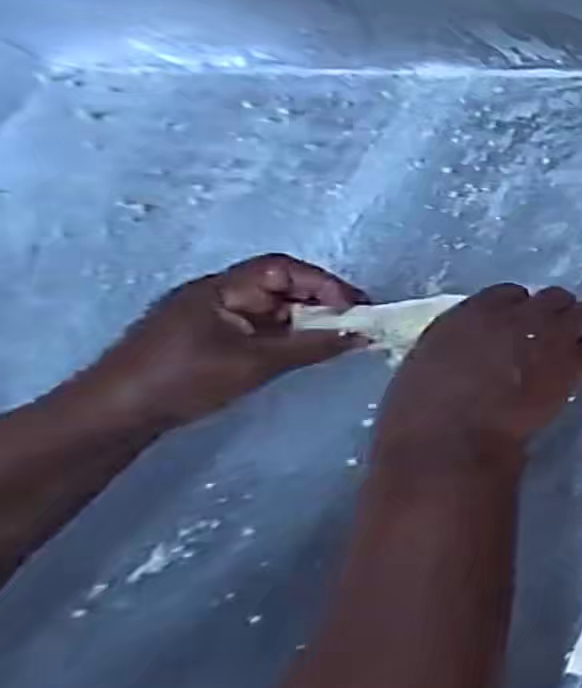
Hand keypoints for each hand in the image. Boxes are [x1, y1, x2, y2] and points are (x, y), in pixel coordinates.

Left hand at [77, 253, 367, 430]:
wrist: (110, 418)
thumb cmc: (182, 380)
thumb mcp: (257, 363)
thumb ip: (315, 346)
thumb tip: (364, 335)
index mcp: (219, 290)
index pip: (282, 269)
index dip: (323, 283)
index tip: (352, 309)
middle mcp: (216, 295)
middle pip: (282, 285)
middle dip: (322, 301)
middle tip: (355, 324)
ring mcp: (212, 317)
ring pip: (275, 307)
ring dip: (309, 320)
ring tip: (337, 339)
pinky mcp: (211, 338)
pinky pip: (262, 325)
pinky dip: (291, 333)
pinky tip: (306, 349)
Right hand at [375, 284, 581, 474]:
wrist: (455, 440)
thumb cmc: (423, 410)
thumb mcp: (431, 359)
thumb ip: (464, 340)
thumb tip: (482, 344)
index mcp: (475, 312)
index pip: (511, 293)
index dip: (520, 308)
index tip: (520, 325)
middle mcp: (519, 316)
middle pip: (554, 297)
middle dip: (556, 313)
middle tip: (553, 335)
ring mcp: (551, 336)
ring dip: (581, 327)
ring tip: (575, 346)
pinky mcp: (574, 363)